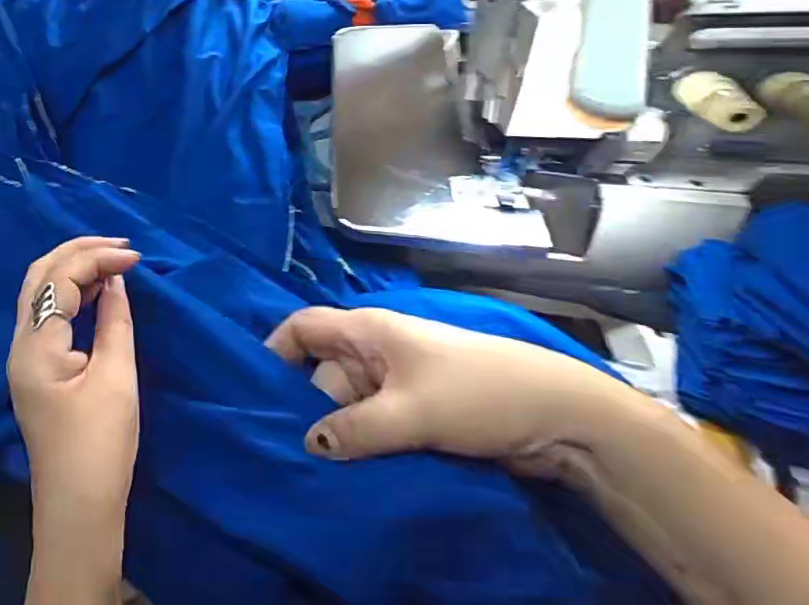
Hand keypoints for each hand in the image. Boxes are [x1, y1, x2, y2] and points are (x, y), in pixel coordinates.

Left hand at [8, 237, 141, 511]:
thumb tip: (116, 280)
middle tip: (120, 245)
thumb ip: (116, 320)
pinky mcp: (38, 368)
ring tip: (114, 260)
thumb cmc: (100, 445)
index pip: (59, 279)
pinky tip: (99, 290)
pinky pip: (49, 313)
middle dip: (78, 251)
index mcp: (35, 346)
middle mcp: (21, 345)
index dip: (97, 258)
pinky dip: (73, 292)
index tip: (136, 258)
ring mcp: (25, 357)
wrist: (79, 510)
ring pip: (41, 292)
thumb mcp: (117, 377)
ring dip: (74, 268)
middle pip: (39, 276)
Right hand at [264, 307, 654, 477]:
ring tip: (312, 479)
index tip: (253, 392)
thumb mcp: (412, 411)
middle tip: (280, 458)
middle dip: (305, 412)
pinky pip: (373, 429)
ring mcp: (396, 386)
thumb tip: (307, 445)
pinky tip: (348, 481)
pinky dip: (362, 450)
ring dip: (338, 439)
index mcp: (368, 332)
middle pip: (321, 376)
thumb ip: (355, 428)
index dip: (275, 350)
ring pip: (348, 408)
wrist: (556, 414)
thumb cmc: (477, 392)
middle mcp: (375, 354)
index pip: (305, 328)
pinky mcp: (415, 415)